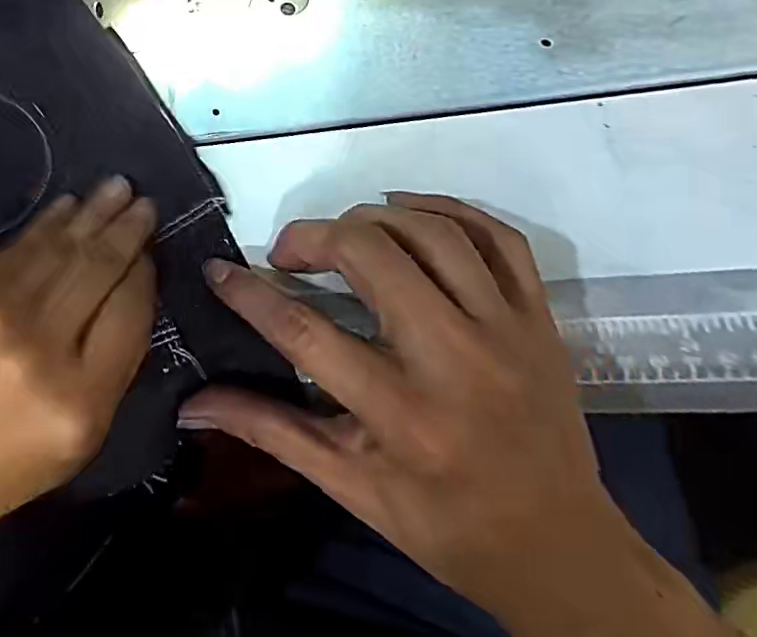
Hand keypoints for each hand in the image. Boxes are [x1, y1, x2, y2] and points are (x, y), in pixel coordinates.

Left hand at [0, 176, 158, 526]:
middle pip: (97, 268)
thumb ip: (117, 358)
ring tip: (118, 187)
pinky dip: (49, 223)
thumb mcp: (88, 431)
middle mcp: (39, 345)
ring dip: (93, 212)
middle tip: (145, 203)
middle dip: (126, 230)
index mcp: (81, 396)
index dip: (144, 272)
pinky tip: (70, 206)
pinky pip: (21, 246)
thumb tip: (133, 280)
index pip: (129, 310)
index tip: (150, 251)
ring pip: (60, 247)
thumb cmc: (16, 457)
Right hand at [181, 193, 726, 636]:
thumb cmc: (444, 522)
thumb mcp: (349, 487)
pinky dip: (446, 208)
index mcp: (403, 416)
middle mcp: (456, 362)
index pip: (306, 332)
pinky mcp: (540, 319)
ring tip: (343, 231)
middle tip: (289, 252)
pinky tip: (407, 211)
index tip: (218, 270)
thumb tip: (192, 405)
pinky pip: (497, 235)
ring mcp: (507, 332)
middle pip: (373, 256)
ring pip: (433, 232)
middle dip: (313, 236)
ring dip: (373, 215)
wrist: (564, 549)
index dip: (250, 294)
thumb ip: (270, 432)